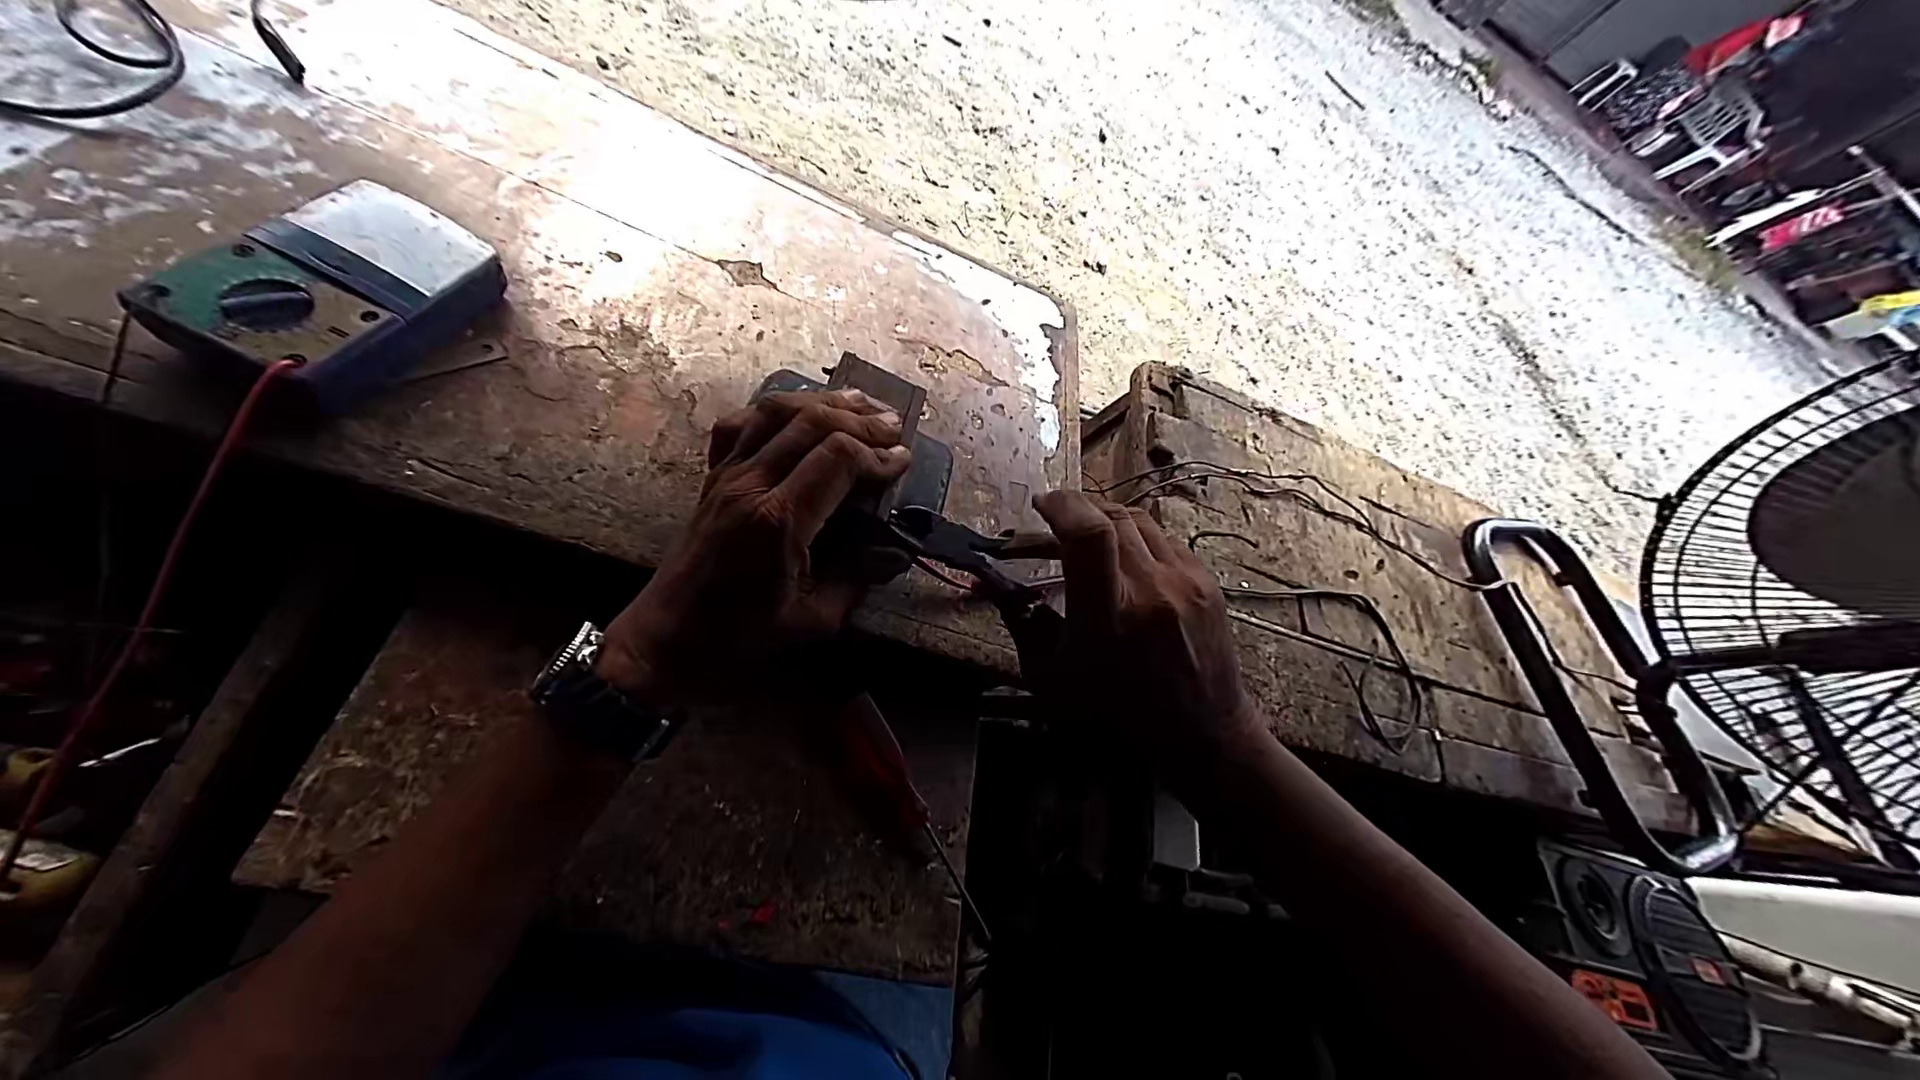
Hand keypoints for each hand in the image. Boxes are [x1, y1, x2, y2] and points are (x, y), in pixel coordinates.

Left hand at [598, 390, 911, 703]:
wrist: (666, 639)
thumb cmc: (739, 638)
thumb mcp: (812, 621)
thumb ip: (857, 580)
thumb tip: (893, 553)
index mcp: (777, 520)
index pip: (836, 459)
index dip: (877, 455)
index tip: (903, 461)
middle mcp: (749, 485)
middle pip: (810, 423)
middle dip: (860, 419)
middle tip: (894, 425)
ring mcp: (725, 476)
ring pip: (774, 411)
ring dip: (822, 402)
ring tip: (859, 402)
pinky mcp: (711, 478)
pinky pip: (739, 424)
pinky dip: (774, 409)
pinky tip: (797, 411)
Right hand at [1031, 491, 1266, 775]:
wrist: (1201, 730)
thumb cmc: (1118, 711)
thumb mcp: (1054, 676)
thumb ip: (1021, 621)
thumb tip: (988, 580)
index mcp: (1110, 618)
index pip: (1090, 535)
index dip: (1061, 507)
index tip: (1040, 505)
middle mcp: (1152, 591)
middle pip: (1110, 517)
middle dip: (1074, 509)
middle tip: (1050, 520)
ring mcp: (1185, 582)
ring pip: (1137, 520)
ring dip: (1102, 518)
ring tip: (1080, 534)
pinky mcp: (1205, 580)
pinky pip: (1162, 538)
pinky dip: (1132, 536)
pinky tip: (1119, 556)